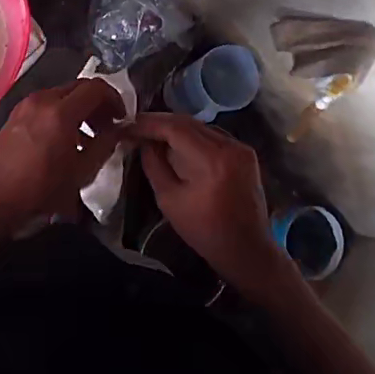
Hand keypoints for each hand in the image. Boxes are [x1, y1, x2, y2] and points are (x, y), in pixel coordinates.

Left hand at [0, 80, 125, 233]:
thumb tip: (118, 130)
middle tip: (108, 126)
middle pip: (79, 87)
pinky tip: (64, 138)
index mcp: (60, 112)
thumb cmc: (42, 189)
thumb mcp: (82, 172)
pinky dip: (61, 112)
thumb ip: (105, 145)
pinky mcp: (15, 114)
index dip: (114, 99)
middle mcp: (42, 100)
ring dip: (79, 108)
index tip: (121, 117)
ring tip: (88, 136)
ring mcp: (25, 105)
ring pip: (61, 94)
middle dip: (97, 103)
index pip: (96, 88)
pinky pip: (45, 104)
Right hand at [130, 114, 286, 295]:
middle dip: (159, 122)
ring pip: (200, 126)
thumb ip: (153, 164)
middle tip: (135, 126)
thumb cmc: (205, 231)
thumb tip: (143, 141)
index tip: (127, 125)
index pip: (175, 128)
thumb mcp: (168, 199)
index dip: (148, 123)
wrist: (248, 251)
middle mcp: (230, 146)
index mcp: (213, 159)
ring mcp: (241, 148)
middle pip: (188, 122)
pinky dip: (191, 136)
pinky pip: (212, 136)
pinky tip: (176, 143)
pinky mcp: (245, 154)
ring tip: (151, 133)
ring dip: (175, 127)